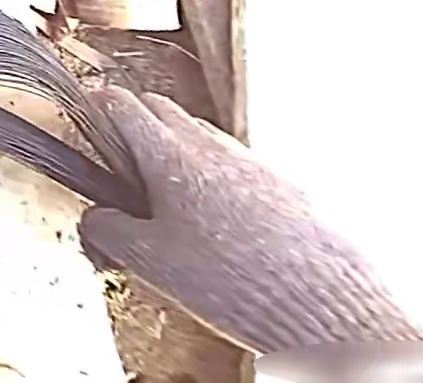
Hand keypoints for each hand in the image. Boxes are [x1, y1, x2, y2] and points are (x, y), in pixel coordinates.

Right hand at [79, 89, 422, 353]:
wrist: (332, 320)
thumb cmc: (238, 286)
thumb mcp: (151, 263)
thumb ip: (108, 230)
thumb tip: (93, 219)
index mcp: (168, 154)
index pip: (120, 102)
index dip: (97, 105)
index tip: (89, 118)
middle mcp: (208, 145)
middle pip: (158, 103)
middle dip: (134, 119)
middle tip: (124, 155)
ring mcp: (250, 160)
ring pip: (198, 128)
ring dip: (175, 142)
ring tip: (172, 190)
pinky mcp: (286, 182)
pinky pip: (237, 159)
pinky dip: (216, 170)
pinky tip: (221, 216)